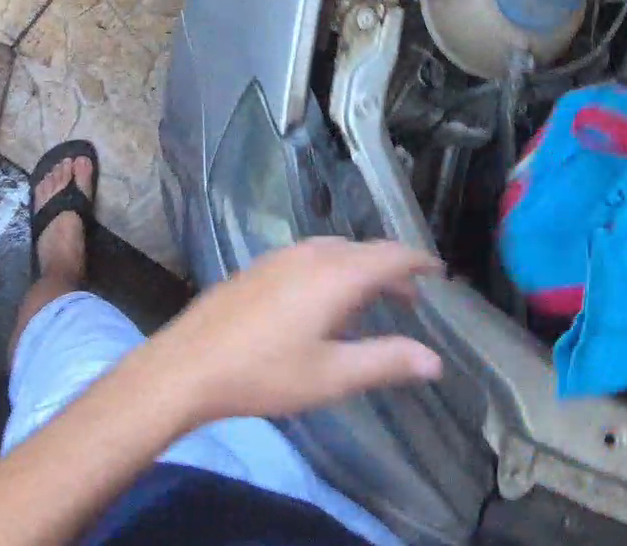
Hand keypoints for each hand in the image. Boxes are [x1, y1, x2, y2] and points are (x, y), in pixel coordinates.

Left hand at [129, 238, 445, 426]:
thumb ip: (385, 362)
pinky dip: (333, 272)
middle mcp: (311, 254)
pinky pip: (311, 258)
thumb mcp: (331, 376)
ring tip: (371, 305)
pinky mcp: (260, 267)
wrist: (188, 365)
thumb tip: (434, 360)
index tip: (439, 272)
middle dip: (391, 271)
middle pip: (363, 251)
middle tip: (411, 300)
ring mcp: (282, 257)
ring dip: (360, 272)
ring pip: (335, 253)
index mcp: (335, 274)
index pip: (390, 254)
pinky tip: (324, 305)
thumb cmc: (264, 373)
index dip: (418, 260)